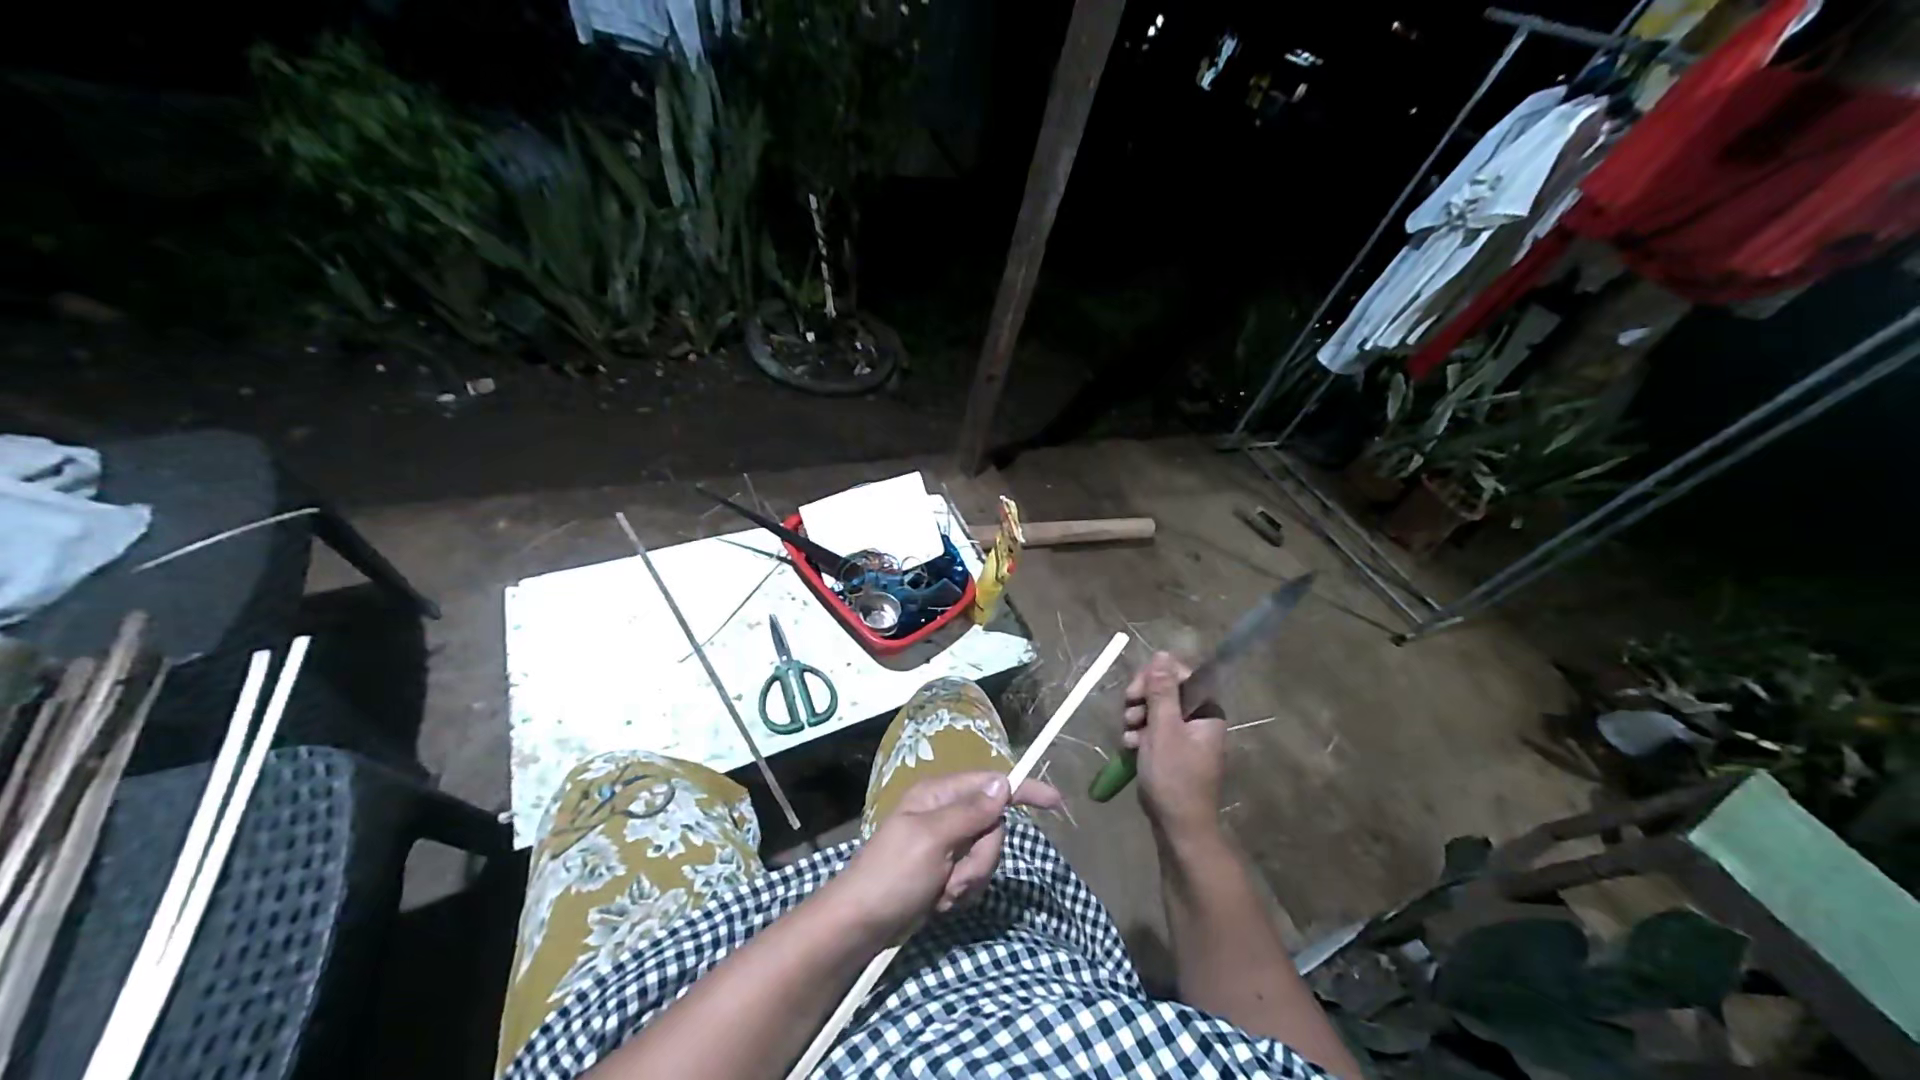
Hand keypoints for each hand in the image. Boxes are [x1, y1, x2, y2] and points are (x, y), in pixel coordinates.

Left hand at [833, 771, 1061, 941]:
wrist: (861, 925)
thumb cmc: (891, 875)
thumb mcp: (932, 840)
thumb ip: (970, 812)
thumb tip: (1002, 782)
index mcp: (938, 796)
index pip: (990, 784)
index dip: (1023, 790)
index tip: (1055, 802)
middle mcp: (945, 815)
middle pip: (993, 828)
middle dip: (981, 857)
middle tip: (954, 874)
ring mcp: (946, 845)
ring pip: (987, 856)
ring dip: (969, 878)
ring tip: (941, 891)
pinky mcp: (946, 871)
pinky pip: (974, 877)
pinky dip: (961, 892)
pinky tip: (939, 900)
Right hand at [1123, 652, 1226, 837]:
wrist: (1178, 825)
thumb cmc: (1174, 776)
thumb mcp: (1163, 729)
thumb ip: (1162, 691)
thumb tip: (1163, 654)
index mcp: (1206, 709)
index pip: (1178, 674)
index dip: (1152, 679)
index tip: (1134, 694)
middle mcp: (1200, 718)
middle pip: (1164, 690)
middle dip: (1141, 701)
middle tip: (1129, 717)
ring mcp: (1187, 735)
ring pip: (1154, 709)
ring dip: (1136, 720)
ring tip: (1130, 738)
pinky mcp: (1173, 749)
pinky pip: (1152, 729)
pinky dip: (1139, 735)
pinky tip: (1130, 748)